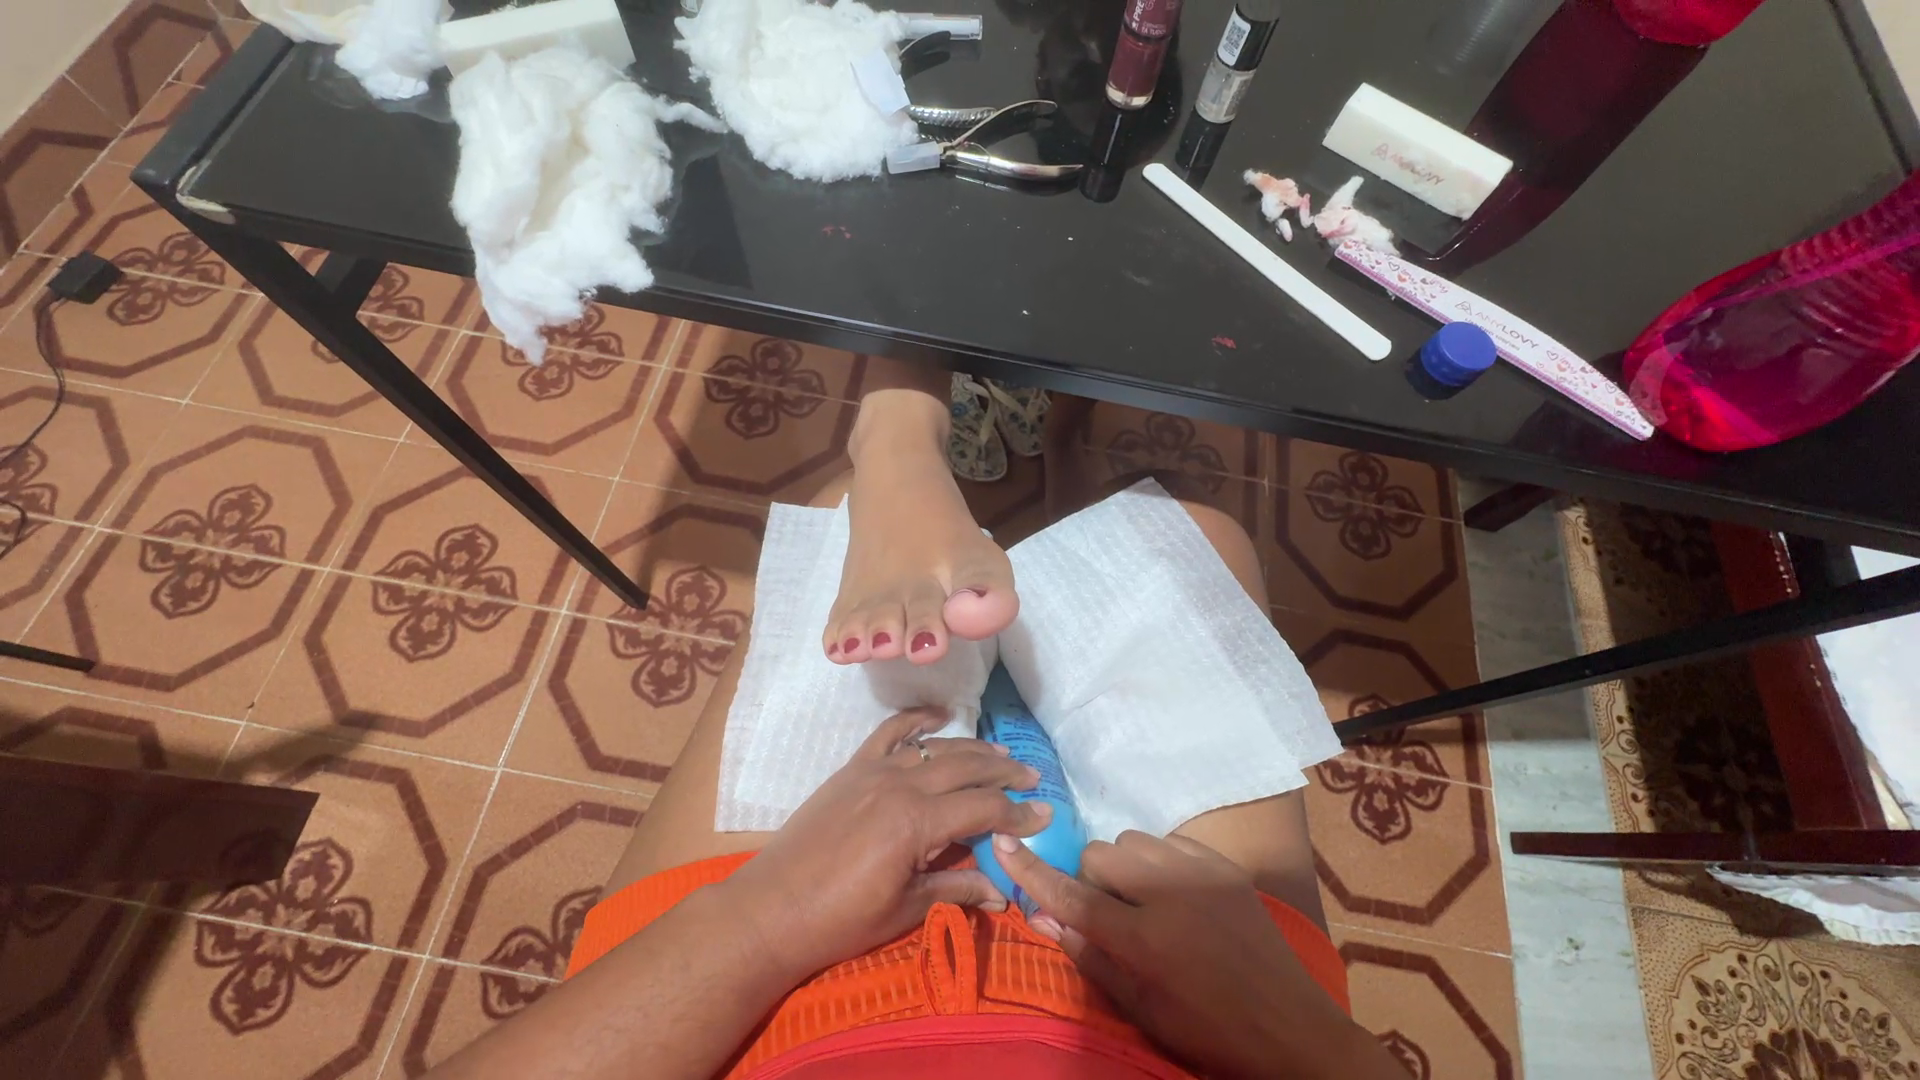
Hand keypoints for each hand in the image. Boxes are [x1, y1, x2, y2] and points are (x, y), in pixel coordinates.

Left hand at [720, 709, 1050, 980]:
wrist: (771, 908)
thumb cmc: (839, 920)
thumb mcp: (904, 910)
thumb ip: (956, 888)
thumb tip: (1003, 891)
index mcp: (916, 823)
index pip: (983, 808)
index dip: (1018, 812)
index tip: (1045, 814)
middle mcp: (900, 785)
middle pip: (966, 768)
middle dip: (1004, 771)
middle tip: (1032, 778)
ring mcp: (873, 770)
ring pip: (935, 747)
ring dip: (971, 748)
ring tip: (1000, 754)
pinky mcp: (852, 768)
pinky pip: (890, 732)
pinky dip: (916, 719)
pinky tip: (940, 715)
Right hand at [995, 830, 1405, 1079]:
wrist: (1293, 1030)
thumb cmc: (1209, 1032)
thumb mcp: (1143, 1009)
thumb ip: (1090, 957)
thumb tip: (1042, 918)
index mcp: (1146, 939)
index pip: (1073, 896)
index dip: (1032, 871)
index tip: (1002, 843)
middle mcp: (1170, 893)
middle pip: (1102, 853)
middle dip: (1093, 878)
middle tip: (1111, 914)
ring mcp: (1201, 873)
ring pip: (1134, 840)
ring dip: (1125, 866)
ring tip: (1144, 902)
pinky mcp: (1224, 866)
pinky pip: (1169, 842)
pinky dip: (1158, 861)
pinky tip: (1174, 893)